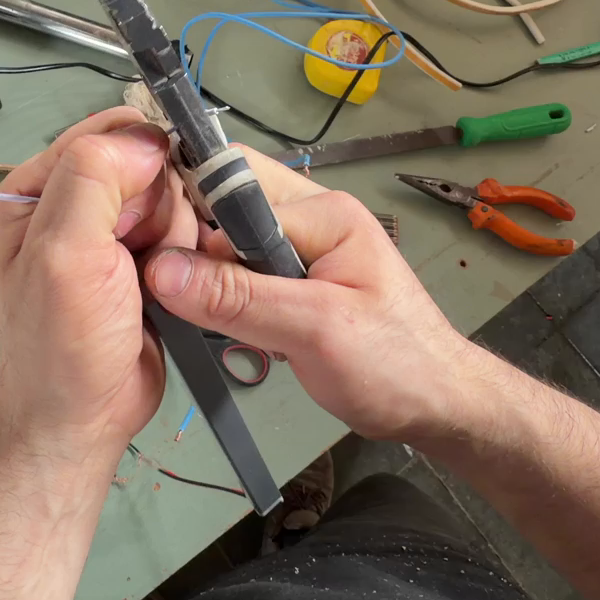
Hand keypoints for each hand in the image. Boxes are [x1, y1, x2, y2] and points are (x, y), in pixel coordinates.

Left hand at [0, 107, 198, 456]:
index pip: (107, 133)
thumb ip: (94, 179)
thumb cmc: (62, 341)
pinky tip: (166, 286)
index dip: (137, 161)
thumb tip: (147, 138)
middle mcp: (79, 200)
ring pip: (175, 198)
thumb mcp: (64, 252)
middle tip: (134, 257)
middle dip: (155, 209)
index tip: (136, 212)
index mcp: (43, 186)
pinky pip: (187, 230)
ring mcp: (115, 231)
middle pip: (150, 163)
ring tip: (146, 282)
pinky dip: (186, 255)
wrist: (82, 417)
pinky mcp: (147, 257)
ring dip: (172, 239)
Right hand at [143, 148, 499, 443]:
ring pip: (232, 236)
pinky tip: (215, 317)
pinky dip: (224, 289)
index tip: (160, 272)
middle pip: (230, 200)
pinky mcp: (297, 278)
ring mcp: (304, 246)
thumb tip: (161, 269)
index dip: (197, 232)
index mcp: (324, 210)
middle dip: (196, 238)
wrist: (438, 404)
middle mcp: (311, 215)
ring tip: (192, 308)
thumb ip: (239, 299)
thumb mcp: (315, 331)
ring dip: (209, 270)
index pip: (235, 195)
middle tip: (172, 288)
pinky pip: (244, 267)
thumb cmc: (394, 364)